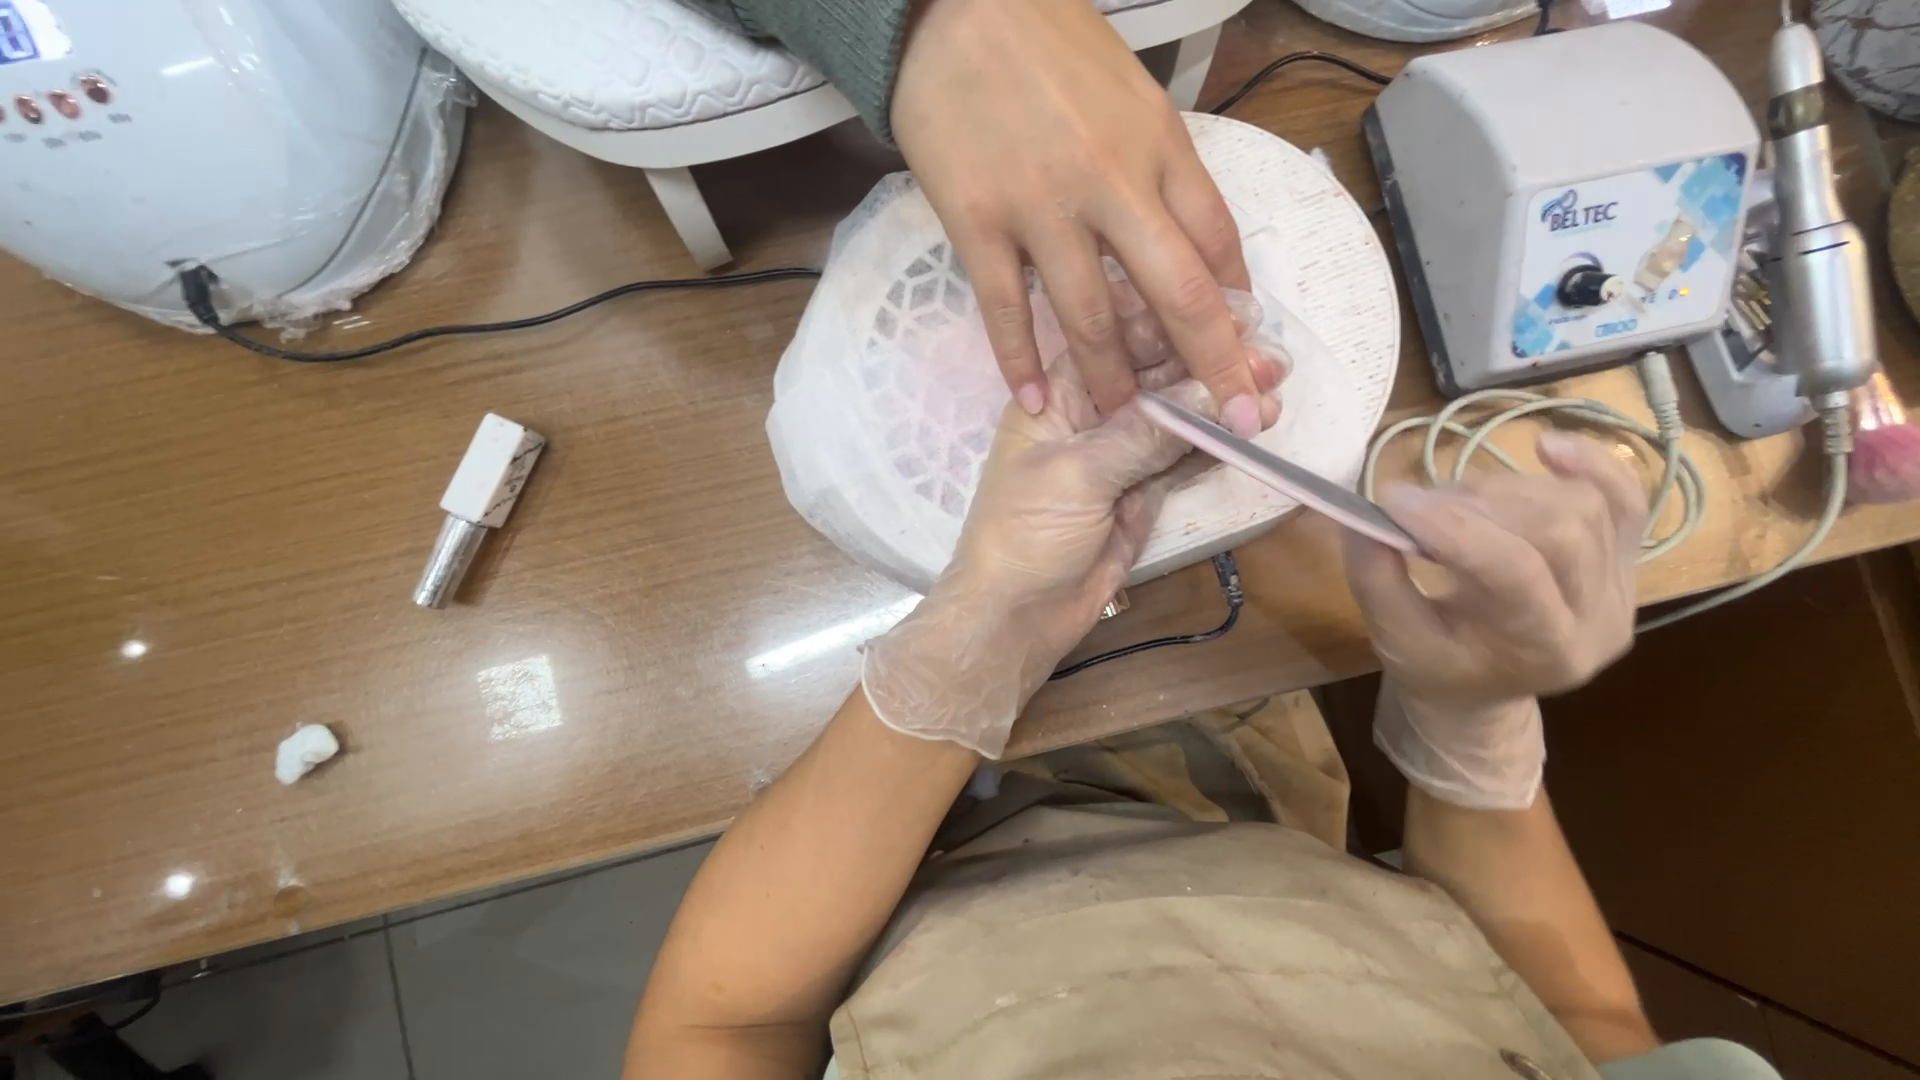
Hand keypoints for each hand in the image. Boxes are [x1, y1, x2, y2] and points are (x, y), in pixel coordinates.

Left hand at [862, 356, 1275, 757]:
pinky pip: (1184, 455)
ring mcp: (1120, 452)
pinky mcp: (1142, 488)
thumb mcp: (1078, 474)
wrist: (1018, 615)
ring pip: (1178, 414)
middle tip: (1269, 355)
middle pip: (1156, 374)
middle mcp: (1090, 413)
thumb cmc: (1027, 534)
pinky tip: (1253, 424)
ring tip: (1275, 386)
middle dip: (1209, 361)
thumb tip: (1212, 391)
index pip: (1116, 338)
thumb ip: (1143, 433)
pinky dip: (1217, 441)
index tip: (1227, 312)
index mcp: (1056, 393)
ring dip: (1222, 400)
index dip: (1170, 322)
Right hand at [891, 0, 1273, 436]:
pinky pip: (1006, 309)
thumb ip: (1166, 170)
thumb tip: (1196, 246)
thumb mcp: (1134, 94)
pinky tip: (1035, 400)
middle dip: (1213, 365)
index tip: (1248, 353)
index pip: (1217, 241)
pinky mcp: (977, 224)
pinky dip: (1019, 362)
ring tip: (1125, 420)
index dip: (1237, 307)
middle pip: (1176, 291)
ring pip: (1089, 316)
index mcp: (1159, 145)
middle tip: (1234, 420)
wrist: (954, 4)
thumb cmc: (1049, 43)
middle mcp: (1111, 183)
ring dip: (1114, 379)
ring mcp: (1040, 208)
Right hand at [1342, 432, 1648, 807]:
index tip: (1391, 499)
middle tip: (1419, 503)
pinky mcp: (1626, 558)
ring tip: (1452, 499)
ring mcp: (1623, 587)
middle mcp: (1599, 620)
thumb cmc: (1431, 665)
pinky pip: (1625, 499)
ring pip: (1581, 505)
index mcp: (1542, 651)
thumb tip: (1365, 516)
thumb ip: (1376, 579)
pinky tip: (1546, 446)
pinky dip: (1589, 464)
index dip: (1451, 525)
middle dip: (1476, 503)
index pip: (1513, 571)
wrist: (1478, 690)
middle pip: (1556, 529)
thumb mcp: (1390, 636)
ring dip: (1505, 487)